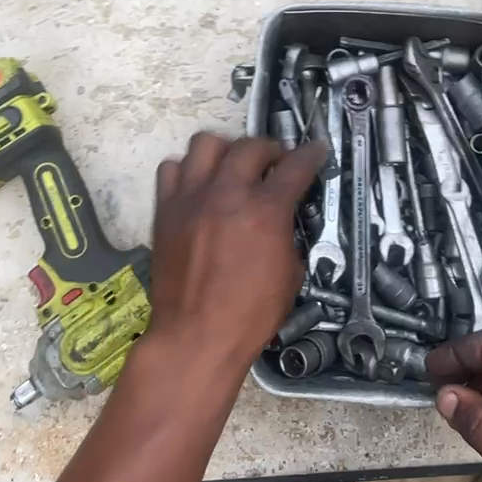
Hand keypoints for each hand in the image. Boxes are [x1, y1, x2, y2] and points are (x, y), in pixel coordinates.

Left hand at [146, 132, 326, 374]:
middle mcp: (226, 194)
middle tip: (275, 162)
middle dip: (270, 149)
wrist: (195, 337)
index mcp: (264, 212)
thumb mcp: (289, 274)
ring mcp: (191, 198)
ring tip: (233, 166)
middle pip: (250, 146)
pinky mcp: (165, 209)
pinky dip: (189, 169)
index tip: (315, 150)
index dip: (310, 155)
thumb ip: (287, 235)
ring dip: (227, 150)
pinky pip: (172, 168)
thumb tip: (281, 219)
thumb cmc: (249, 315)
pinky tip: (199, 185)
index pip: (295, 167)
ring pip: (206, 144)